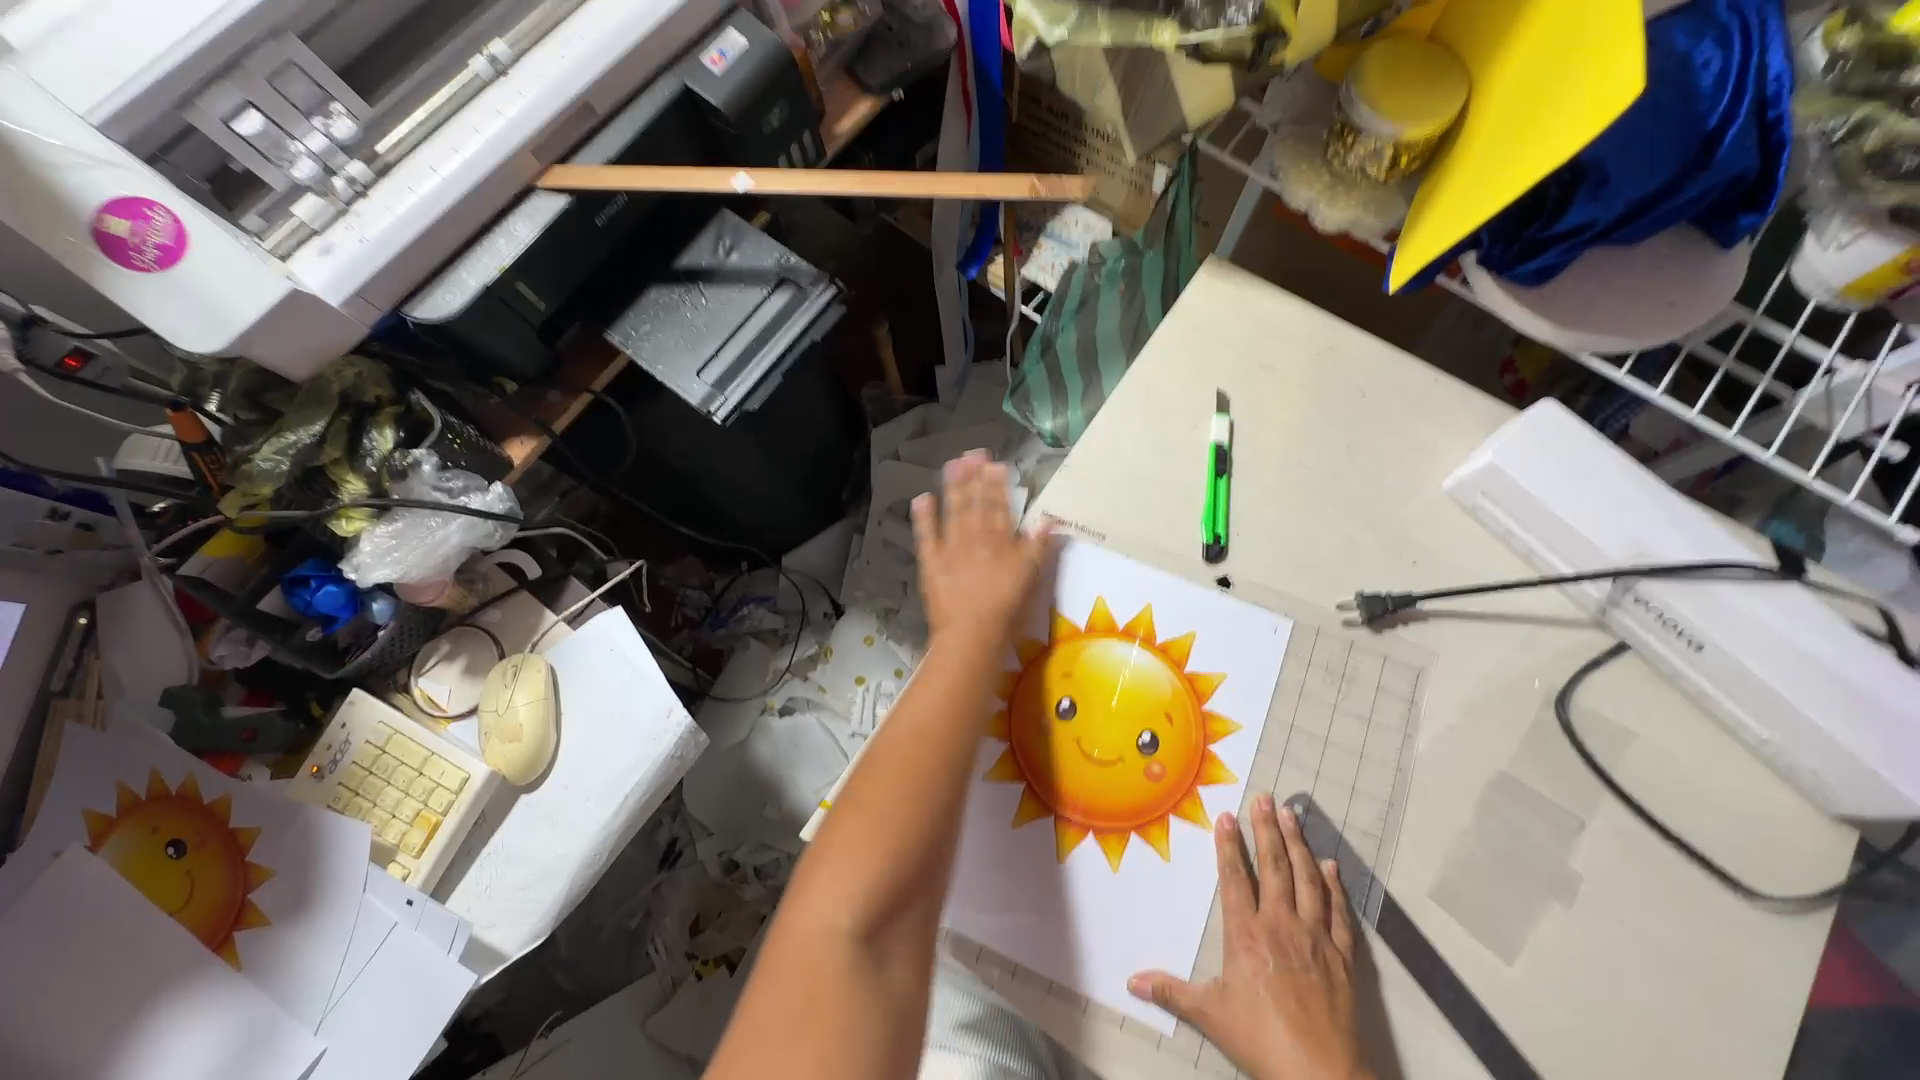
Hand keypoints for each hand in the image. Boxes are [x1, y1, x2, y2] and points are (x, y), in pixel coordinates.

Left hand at [911, 451, 1049, 647]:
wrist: (972, 631)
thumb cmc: (1006, 607)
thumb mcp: (1032, 575)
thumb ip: (1038, 546)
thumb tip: (1048, 519)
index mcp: (1000, 540)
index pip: (999, 505)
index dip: (997, 483)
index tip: (995, 463)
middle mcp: (974, 537)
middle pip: (975, 502)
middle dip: (974, 476)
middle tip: (972, 453)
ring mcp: (950, 547)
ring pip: (952, 511)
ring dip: (952, 487)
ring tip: (952, 464)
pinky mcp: (931, 562)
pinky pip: (926, 535)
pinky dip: (924, 516)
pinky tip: (922, 498)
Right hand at [1129, 795, 1368, 1079]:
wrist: (1320, 1071)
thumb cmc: (1260, 1039)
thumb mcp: (1210, 1014)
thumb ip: (1172, 992)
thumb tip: (1132, 981)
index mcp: (1246, 933)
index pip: (1236, 878)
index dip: (1230, 846)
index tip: (1227, 817)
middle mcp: (1281, 925)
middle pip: (1274, 867)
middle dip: (1268, 830)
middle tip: (1266, 799)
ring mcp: (1316, 937)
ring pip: (1308, 880)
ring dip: (1300, 845)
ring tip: (1294, 817)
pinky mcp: (1343, 955)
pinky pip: (1339, 912)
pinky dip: (1335, 887)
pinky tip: (1332, 867)